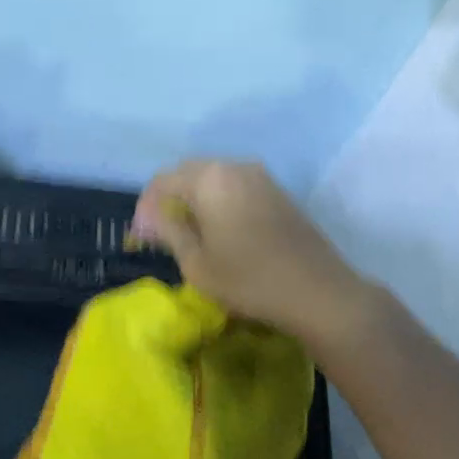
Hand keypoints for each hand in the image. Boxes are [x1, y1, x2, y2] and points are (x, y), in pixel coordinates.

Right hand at [131, 159, 369, 340]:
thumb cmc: (248, 280)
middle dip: (170, 199)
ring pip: (215, 179)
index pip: (163, 181)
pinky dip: (220, 203)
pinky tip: (220, 232)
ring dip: (196, 200)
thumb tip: (148, 217)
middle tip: (161, 234)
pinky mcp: (279, 192)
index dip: (146, 207)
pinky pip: (237, 188)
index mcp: (209, 179)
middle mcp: (235, 166)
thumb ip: (169, 231)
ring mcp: (261, 177)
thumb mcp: (197, 262)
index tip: (141, 237)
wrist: (318, 292)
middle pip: (189, 173)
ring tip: (190, 234)